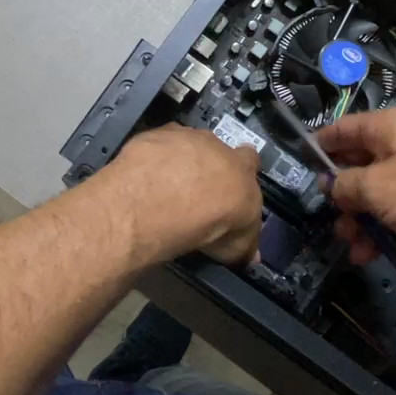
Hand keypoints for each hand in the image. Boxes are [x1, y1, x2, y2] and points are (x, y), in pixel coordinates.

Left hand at [92, 124, 261, 263]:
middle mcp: (216, 145)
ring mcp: (183, 136)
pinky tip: (143, 176)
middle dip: (206, 165)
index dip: (240, 171)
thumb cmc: (212, 222)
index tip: (229, 186)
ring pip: (183, 143)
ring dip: (176, 161)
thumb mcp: (236, 245)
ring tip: (163, 186)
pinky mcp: (152, 136)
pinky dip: (151, 158)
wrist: (169, 198)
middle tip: (193, 191)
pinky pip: (154, 145)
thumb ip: (245, 246)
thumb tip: (253, 258)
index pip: (250, 161)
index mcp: (242, 168)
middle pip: (215, 149)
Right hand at [317, 109, 395, 268]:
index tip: (300, 172)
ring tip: (357, 250)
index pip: (341, 130)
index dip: (318, 149)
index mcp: (388, 127)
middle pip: (361, 166)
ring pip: (382, 194)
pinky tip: (381, 254)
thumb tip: (332, 186)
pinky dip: (390, 229)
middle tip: (334, 225)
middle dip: (343, 198)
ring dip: (364, 222)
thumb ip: (345, 186)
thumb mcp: (377, 189)